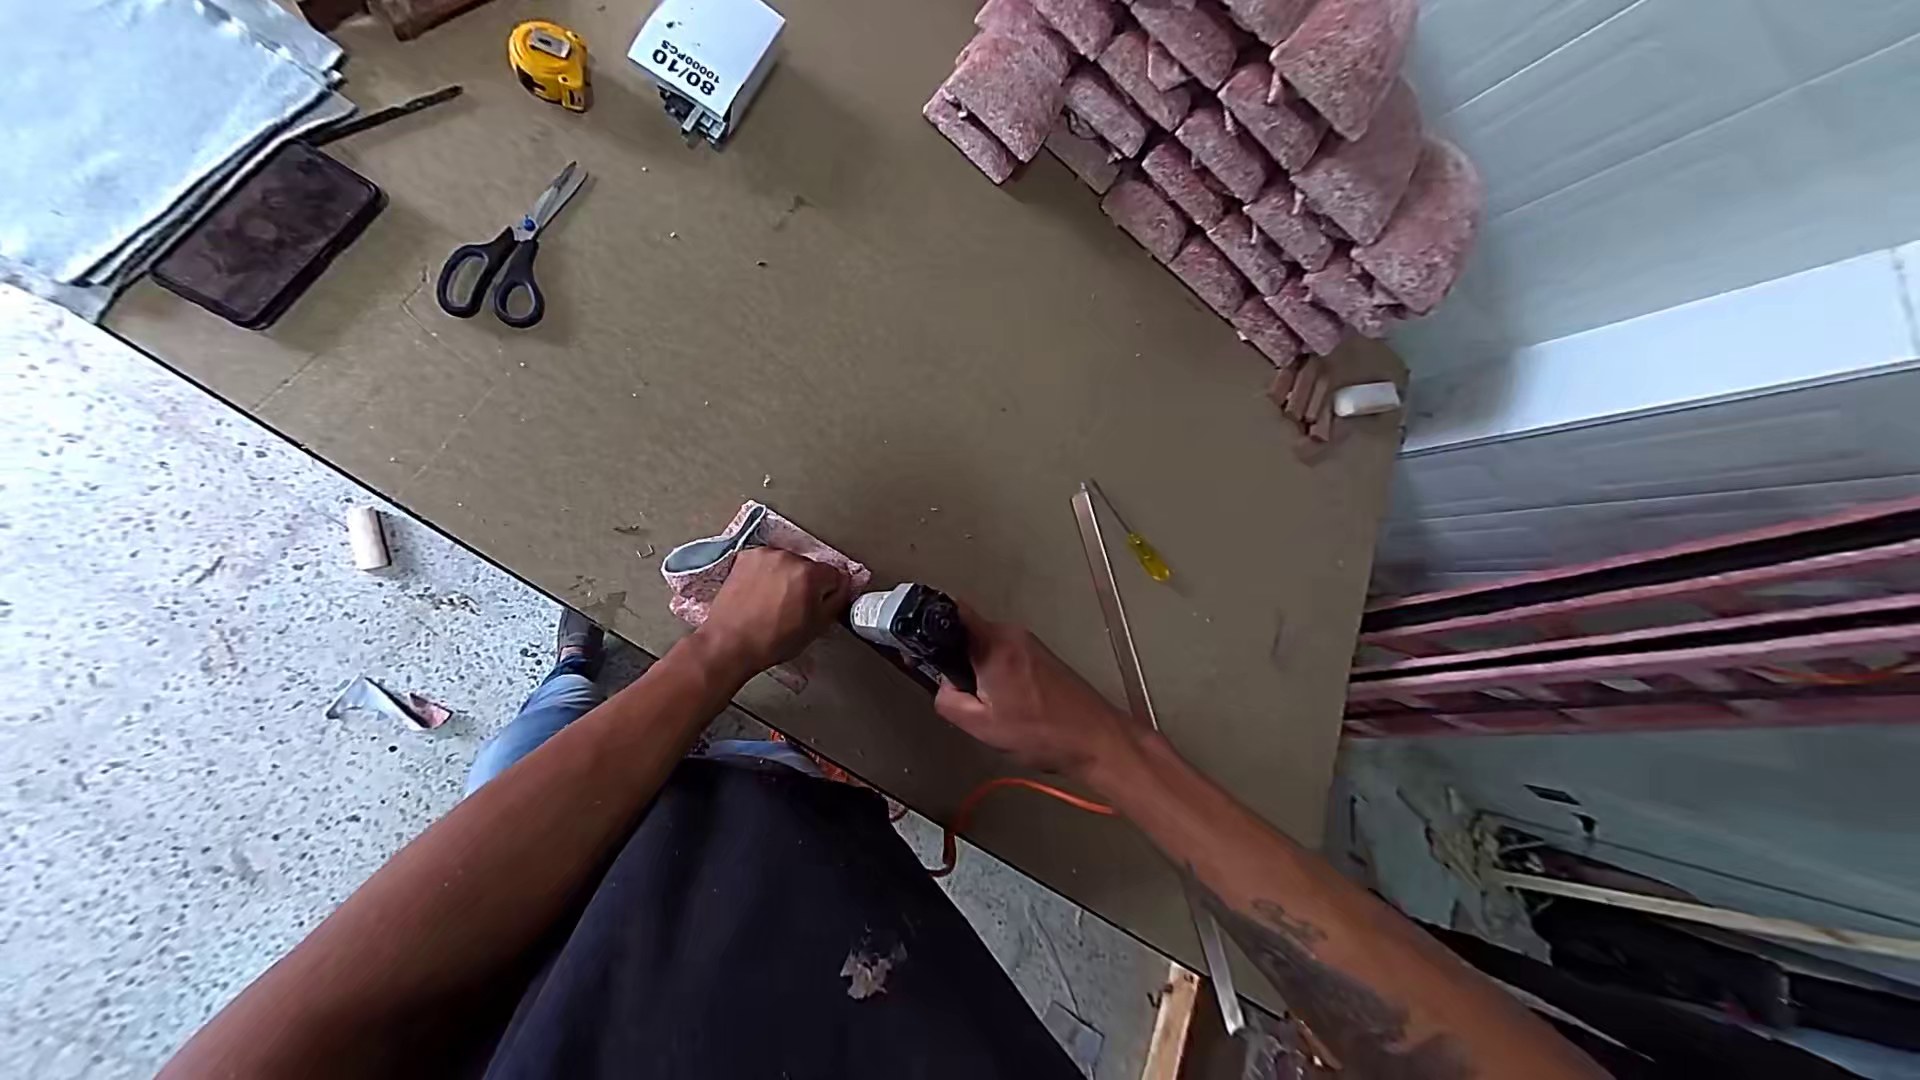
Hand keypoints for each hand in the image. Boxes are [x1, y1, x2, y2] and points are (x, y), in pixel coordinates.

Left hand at [695, 548, 853, 677]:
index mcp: (810, 574)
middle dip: (806, 583)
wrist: (729, 644)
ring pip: (788, 563)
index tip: (819, 603)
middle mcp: (788, 558)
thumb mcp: (817, 626)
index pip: (834, 574)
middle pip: (810, 567)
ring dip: (786, 577)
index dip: (829, 592)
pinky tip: (760, 594)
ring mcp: (765, 556)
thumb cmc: (771, 640)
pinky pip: (766, 562)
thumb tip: (842, 586)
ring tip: (774, 603)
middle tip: (794, 607)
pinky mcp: (745, 558)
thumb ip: (837, 600)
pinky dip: (766, 574)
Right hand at [934, 603, 1140, 781]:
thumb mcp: (980, 726)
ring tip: (990, 702)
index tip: (920, 640)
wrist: (1094, 738)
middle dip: (956, 658)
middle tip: (960, 689)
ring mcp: (1028, 643)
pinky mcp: (1039, 654)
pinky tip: (1008, 701)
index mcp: (993, 646)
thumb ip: (948, 700)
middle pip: (967, 632)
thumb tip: (942, 688)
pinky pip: (1005, 653)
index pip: (952, 612)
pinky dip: (997, 672)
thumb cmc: (1046, 733)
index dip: (931, 623)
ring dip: (978, 668)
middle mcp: (1012, 635)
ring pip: (986, 645)